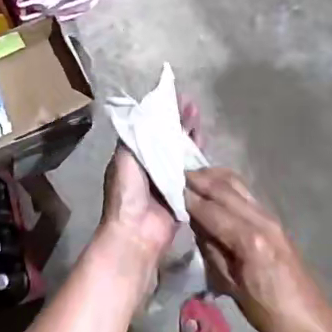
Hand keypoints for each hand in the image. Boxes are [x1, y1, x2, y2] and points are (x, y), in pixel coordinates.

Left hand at [97, 92, 203, 262]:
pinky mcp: (181, 195)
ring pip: (180, 153)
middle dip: (178, 122)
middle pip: (166, 139)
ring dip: (189, 136)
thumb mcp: (125, 158)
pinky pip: (191, 173)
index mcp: (132, 156)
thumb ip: (136, 138)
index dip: (161, 114)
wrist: (137, 232)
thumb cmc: (127, 192)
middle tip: (193, 105)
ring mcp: (165, 180)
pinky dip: (197, 158)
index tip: (174, 98)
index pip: (149, 129)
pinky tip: (205, 143)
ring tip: (200, 117)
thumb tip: (145, 114)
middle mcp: (148, 165)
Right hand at [185, 167, 331, 331]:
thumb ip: (211, 249)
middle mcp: (260, 220)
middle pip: (220, 186)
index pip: (208, 208)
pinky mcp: (272, 218)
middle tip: (169, 174)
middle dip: (194, 179)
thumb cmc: (269, 312)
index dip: (184, 197)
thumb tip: (193, 223)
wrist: (312, 321)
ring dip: (209, 176)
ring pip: (233, 181)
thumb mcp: (231, 286)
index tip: (162, 187)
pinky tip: (209, 188)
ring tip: (187, 178)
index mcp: (249, 240)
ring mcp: (268, 216)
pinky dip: (222, 183)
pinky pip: (242, 190)